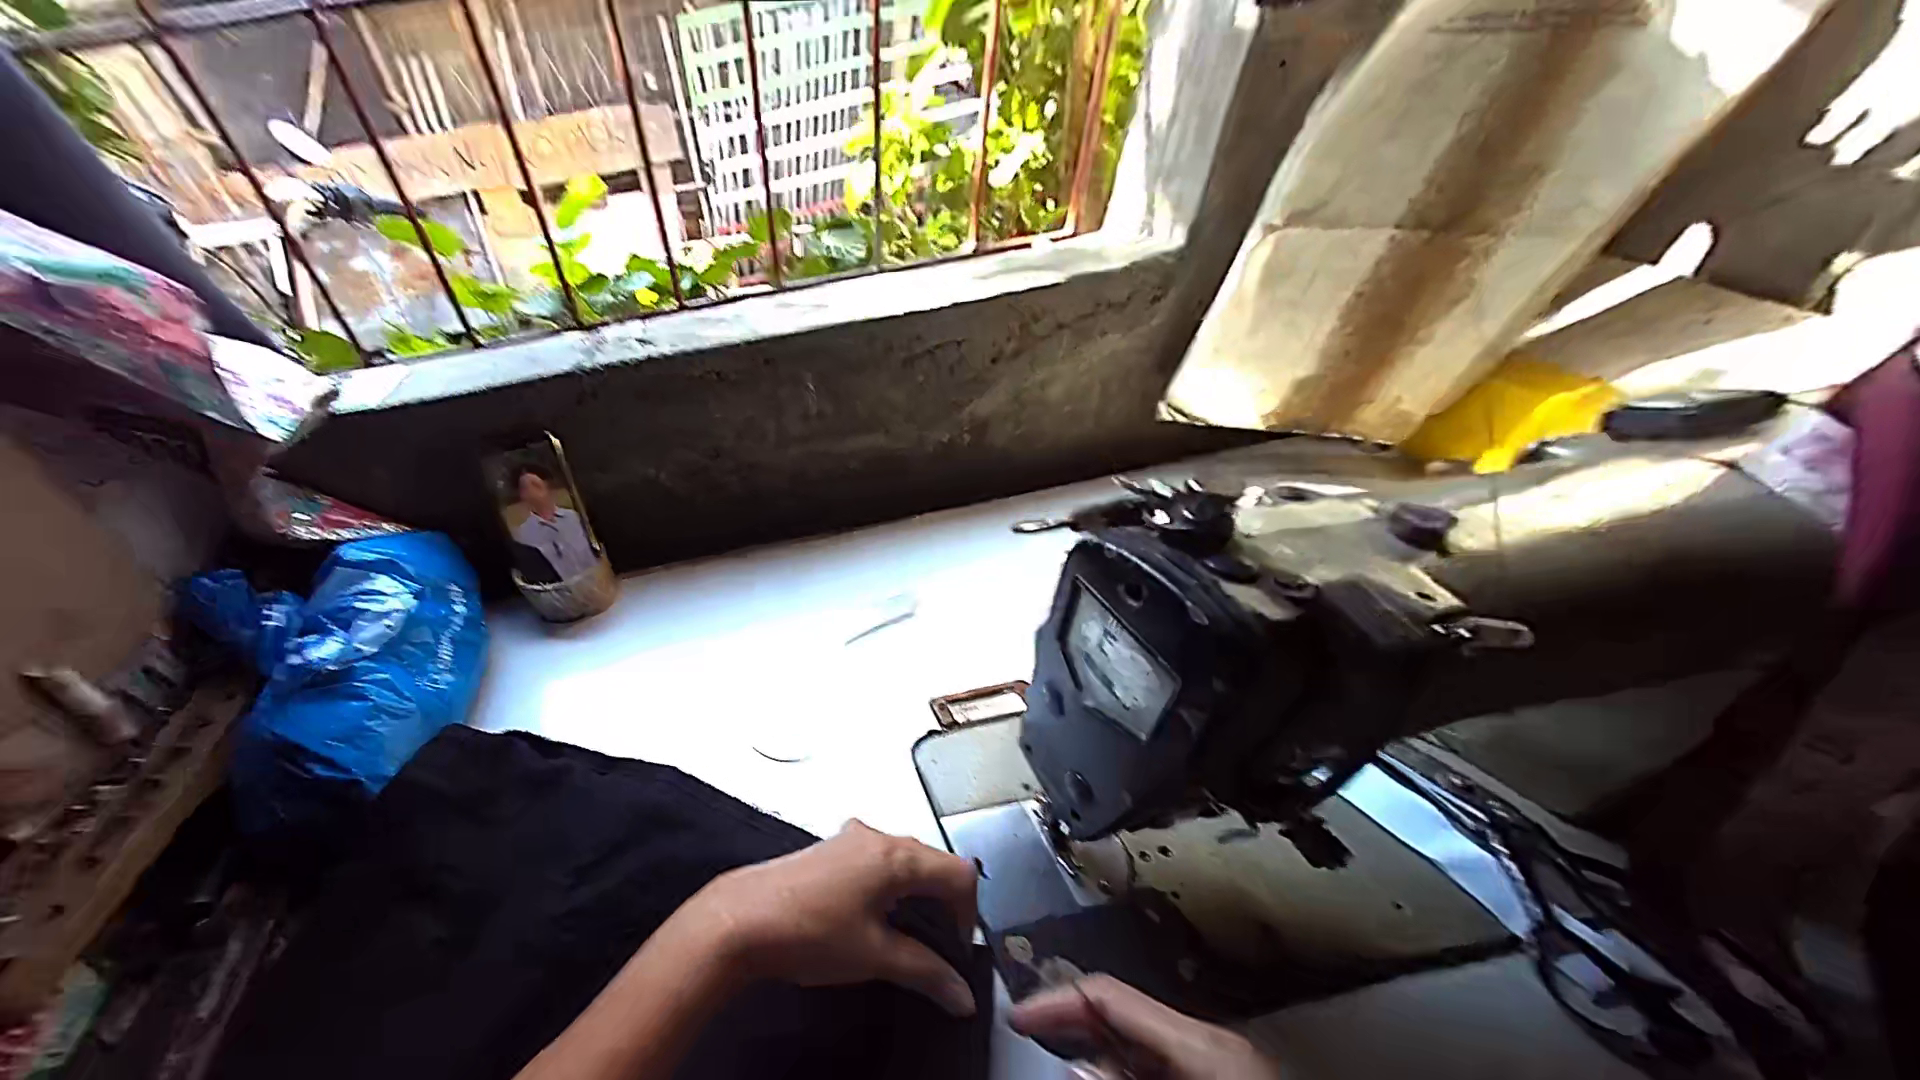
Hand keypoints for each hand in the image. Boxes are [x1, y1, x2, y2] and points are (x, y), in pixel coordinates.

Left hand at [684, 820, 979, 1016]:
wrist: (740, 920)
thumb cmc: (806, 931)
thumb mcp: (874, 957)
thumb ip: (925, 972)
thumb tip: (960, 993)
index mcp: (896, 855)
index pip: (959, 873)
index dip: (967, 913)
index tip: (955, 948)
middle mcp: (878, 836)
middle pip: (934, 862)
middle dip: (943, 904)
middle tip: (935, 946)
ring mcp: (854, 838)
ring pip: (906, 858)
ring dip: (915, 893)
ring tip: (901, 934)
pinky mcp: (834, 848)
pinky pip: (878, 858)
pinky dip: (889, 885)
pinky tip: (869, 917)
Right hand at [1009, 974, 1278, 1079]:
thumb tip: (1076, 1064)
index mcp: (1197, 1037)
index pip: (1109, 993)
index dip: (1058, 998)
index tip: (1019, 1014)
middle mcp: (1205, 1037)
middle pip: (1120, 1011)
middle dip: (1072, 1022)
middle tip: (1032, 1034)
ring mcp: (1216, 1054)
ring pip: (1137, 1039)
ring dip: (1095, 1048)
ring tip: (1059, 1053)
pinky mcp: (1221, 1070)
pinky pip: (1157, 1060)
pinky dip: (1126, 1065)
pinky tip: (1107, 1072)